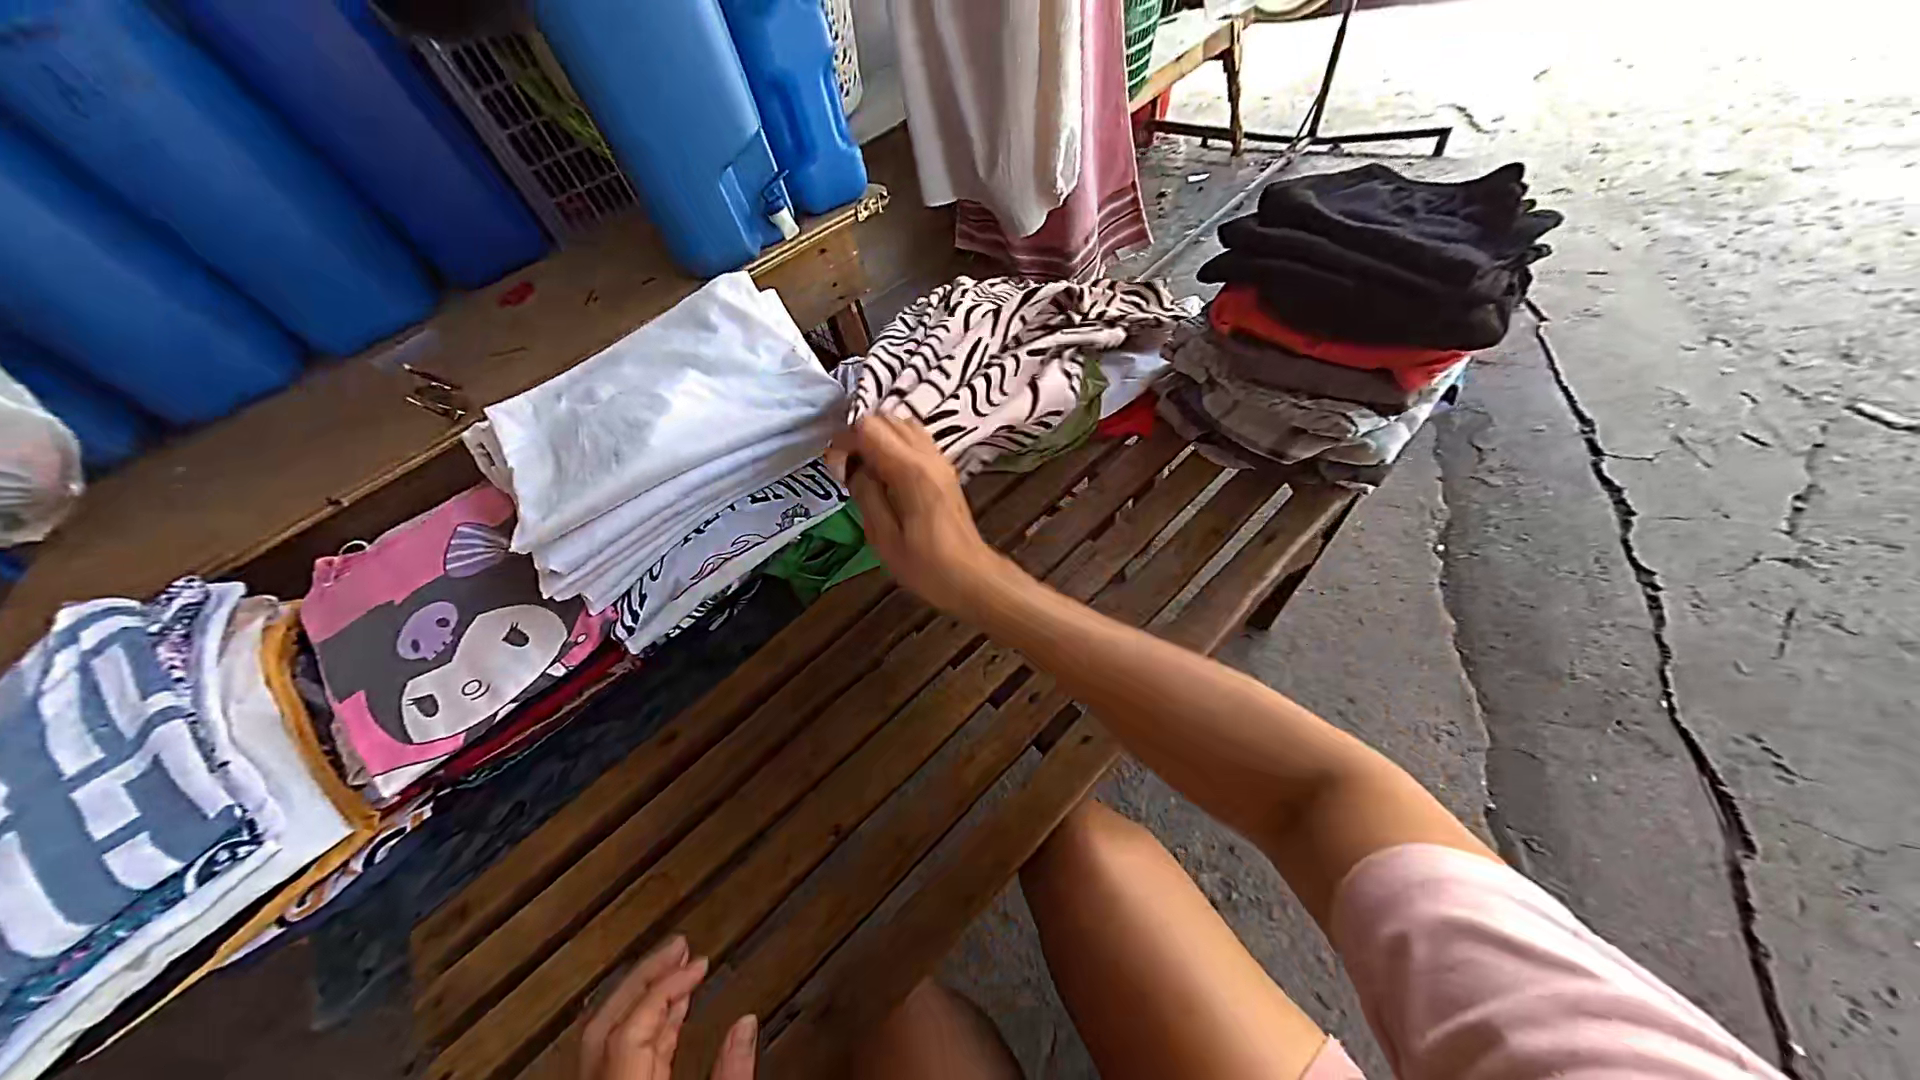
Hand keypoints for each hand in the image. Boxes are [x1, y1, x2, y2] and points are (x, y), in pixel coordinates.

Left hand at [581, 936, 755, 1079]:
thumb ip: (730, 1075)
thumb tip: (746, 1024)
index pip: (629, 1028)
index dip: (664, 987)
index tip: (699, 963)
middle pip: (604, 1025)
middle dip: (644, 978)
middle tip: (678, 946)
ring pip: (603, 1039)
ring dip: (643, 999)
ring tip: (678, 969)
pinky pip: (618, 1059)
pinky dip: (644, 1029)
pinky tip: (671, 1014)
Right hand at [829, 415, 1015, 615]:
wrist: (970, 576)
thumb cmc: (924, 565)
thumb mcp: (882, 536)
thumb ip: (864, 492)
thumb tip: (848, 464)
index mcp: (909, 471)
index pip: (868, 428)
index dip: (844, 441)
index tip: (834, 467)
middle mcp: (927, 456)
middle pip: (885, 419)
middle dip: (859, 435)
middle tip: (846, 467)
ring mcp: (940, 460)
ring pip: (902, 424)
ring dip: (878, 438)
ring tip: (865, 469)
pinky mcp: (945, 469)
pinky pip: (915, 439)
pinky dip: (895, 444)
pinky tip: (886, 473)